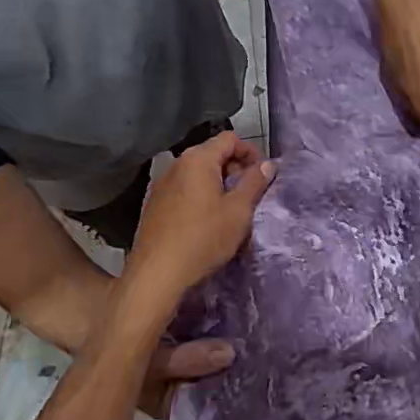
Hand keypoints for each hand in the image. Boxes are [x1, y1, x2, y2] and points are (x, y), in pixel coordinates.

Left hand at [127, 132, 276, 297]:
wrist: (154, 280)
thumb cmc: (202, 239)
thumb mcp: (239, 210)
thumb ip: (255, 182)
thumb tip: (267, 164)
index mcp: (197, 160)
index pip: (229, 139)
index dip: (250, 151)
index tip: (261, 174)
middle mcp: (176, 166)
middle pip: (212, 153)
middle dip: (234, 167)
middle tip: (248, 190)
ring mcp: (160, 186)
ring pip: (196, 172)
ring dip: (217, 181)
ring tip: (229, 206)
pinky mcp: (152, 207)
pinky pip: (183, 188)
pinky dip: (199, 194)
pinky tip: (205, 219)